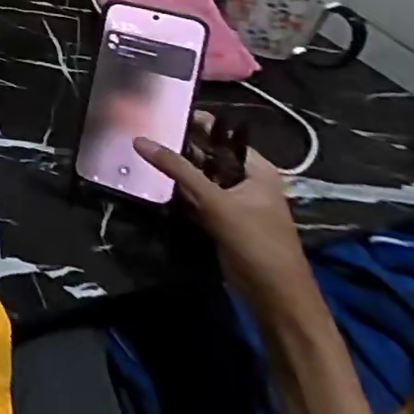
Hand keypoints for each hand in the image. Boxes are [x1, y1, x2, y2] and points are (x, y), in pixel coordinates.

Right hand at [134, 111, 310, 304]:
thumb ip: (178, 170)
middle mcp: (245, 180)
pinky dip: (177, 193)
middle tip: (141, 133)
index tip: (159, 113)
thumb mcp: (215, 201)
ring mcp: (232, 201)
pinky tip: (150, 184)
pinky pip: (195, 198)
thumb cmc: (256, 242)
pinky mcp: (221, 220)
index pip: (219, 135)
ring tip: (139, 154)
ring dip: (175, 172)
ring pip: (198, 178)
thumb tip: (140, 140)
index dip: (192, 123)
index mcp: (255, 168)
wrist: (275, 299)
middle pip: (206, 155)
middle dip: (177, 148)